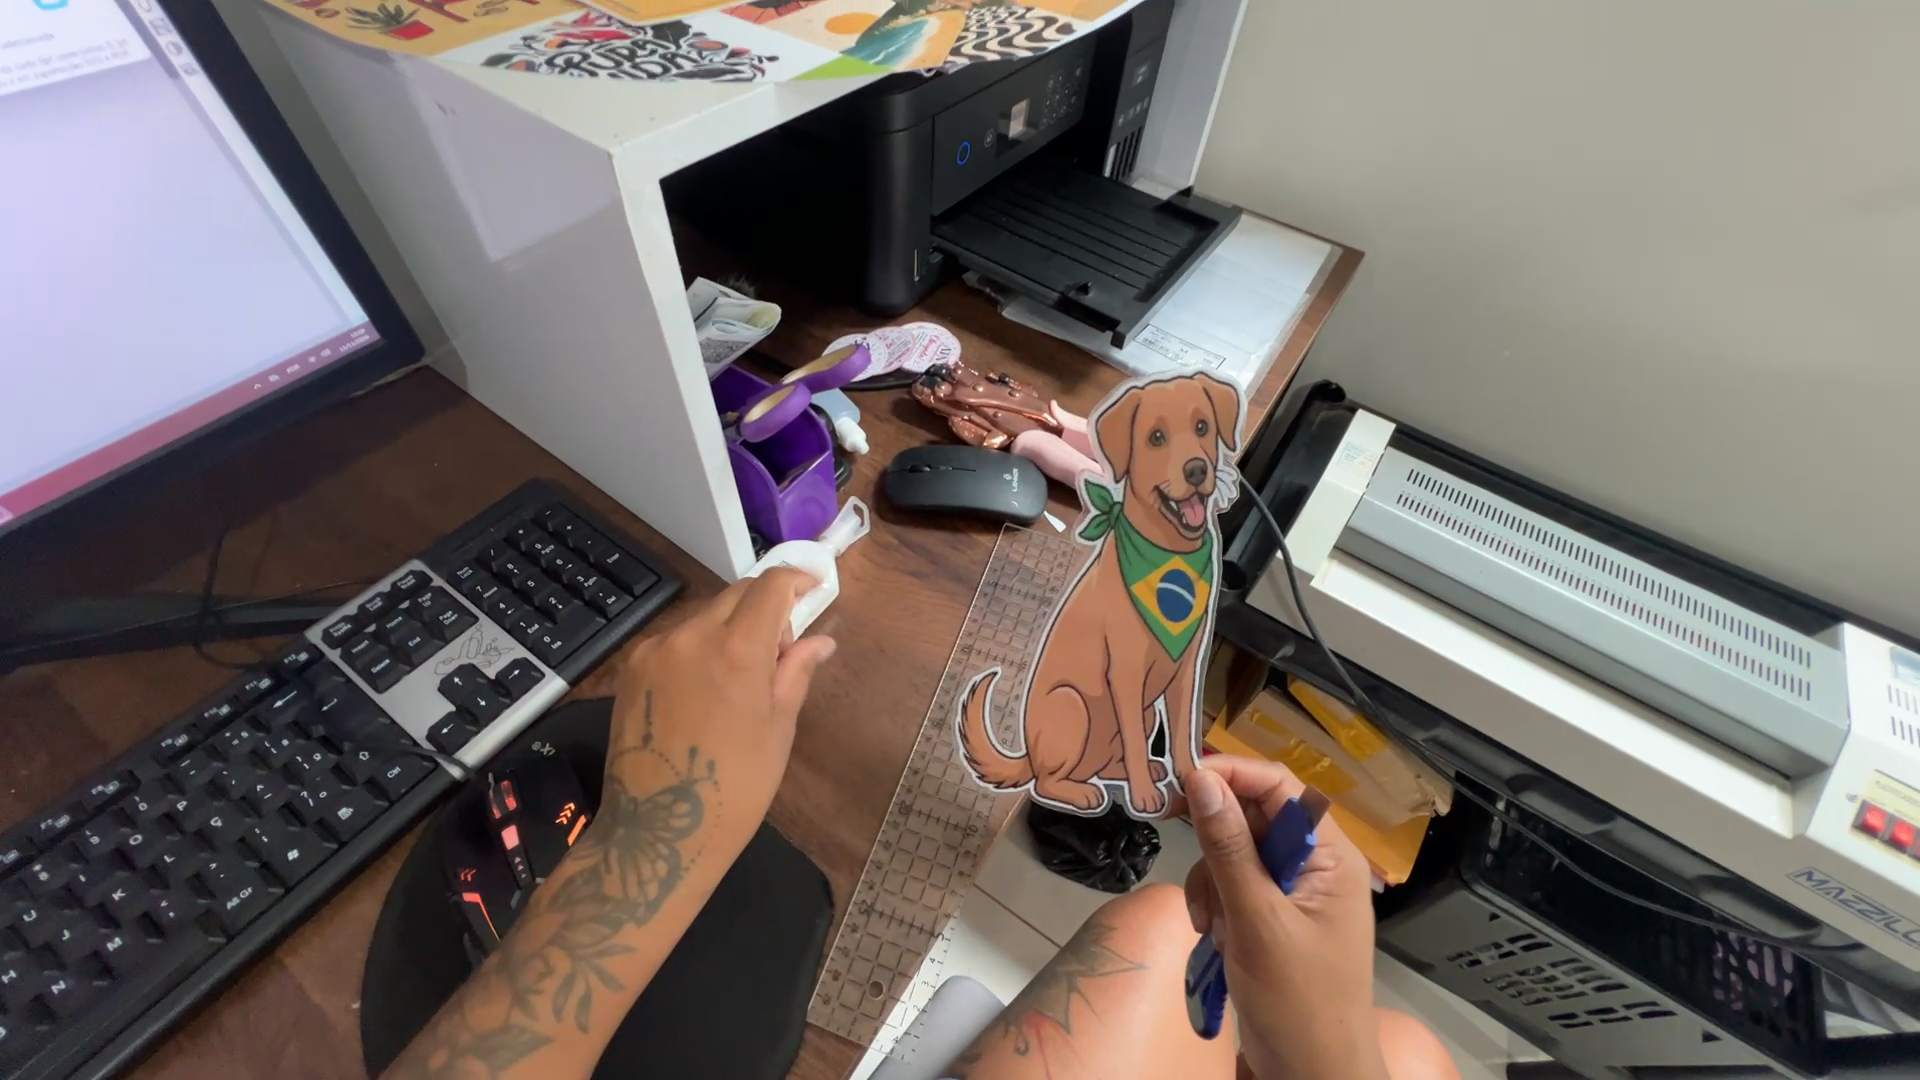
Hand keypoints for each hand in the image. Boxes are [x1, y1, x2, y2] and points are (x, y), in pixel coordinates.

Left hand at [606, 568, 836, 837]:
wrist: (657, 832)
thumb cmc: (735, 785)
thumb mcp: (778, 728)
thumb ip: (796, 671)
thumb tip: (820, 641)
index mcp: (737, 650)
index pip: (771, 586)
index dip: (797, 579)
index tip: (813, 588)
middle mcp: (691, 637)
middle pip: (737, 593)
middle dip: (767, 606)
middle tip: (780, 650)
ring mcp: (655, 650)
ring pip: (706, 614)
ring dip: (732, 626)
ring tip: (741, 677)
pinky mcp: (632, 668)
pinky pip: (678, 638)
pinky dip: (702, 645)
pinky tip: (707, 688)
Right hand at [1184, 757, 1387, 1079]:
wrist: (1310, 1078)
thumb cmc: (1298, 1002)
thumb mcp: (1257, 921)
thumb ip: (1228, 847)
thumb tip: (1200, 778)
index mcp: (1329, 856)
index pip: (1279, 786)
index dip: (1232, 772)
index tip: (1182, 778)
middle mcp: (1312, 863)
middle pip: (1252, 813)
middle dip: (1214, 834)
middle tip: (1168, 826)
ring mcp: (1291, 889)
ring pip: (1232, 847)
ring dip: (1209, 876)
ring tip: (1207, 919)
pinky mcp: (1269, 912)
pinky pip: (1228, 880)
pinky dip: (1210, 899)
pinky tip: (1209, 932)